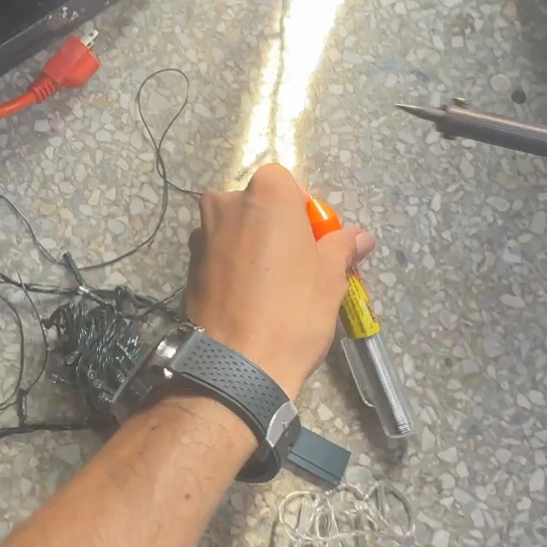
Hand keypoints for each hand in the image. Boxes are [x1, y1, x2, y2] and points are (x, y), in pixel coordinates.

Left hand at [183, 163, 373, 397]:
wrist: (236, 364)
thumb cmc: (292, 312)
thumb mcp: (329, 278)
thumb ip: (340, 248)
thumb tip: (359, 236)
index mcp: (264, 195)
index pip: (285, 182)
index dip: (301, 208)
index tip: (313, 240)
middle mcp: (225, 204)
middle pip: (256, 204)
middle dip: (276, 226)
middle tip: (297, 265)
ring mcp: (201, 234)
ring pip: (235, 229)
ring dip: (253, 246)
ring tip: (272, 288)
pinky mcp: (188, 264)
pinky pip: (218, 254)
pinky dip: (233, 266)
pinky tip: (248, 299)